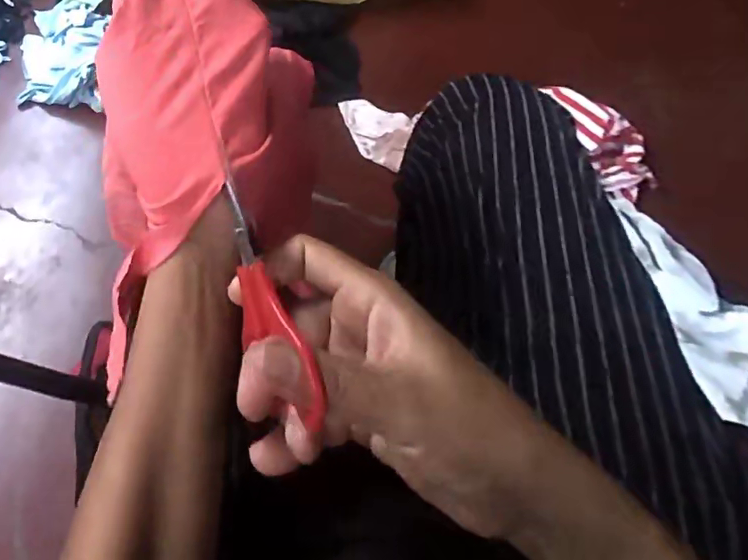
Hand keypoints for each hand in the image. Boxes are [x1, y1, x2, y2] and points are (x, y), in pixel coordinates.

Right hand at [231, 236, 688, 558]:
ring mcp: (358, 371)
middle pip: (294, 322)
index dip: (270, 269)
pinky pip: (314, 409)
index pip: (310, 259)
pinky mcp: (361, 411)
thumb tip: (252, 356)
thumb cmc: (460, 422)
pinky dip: (295, 432)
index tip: (232, 301)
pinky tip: (277, 463)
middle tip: (251, 403)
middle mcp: (358, 328)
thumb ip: (321, 379)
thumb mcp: (390, 401)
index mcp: (370, 301)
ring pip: (300, 372)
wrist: (515, 487)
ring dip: (283, 405)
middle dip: (268, 359)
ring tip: (281, 445)